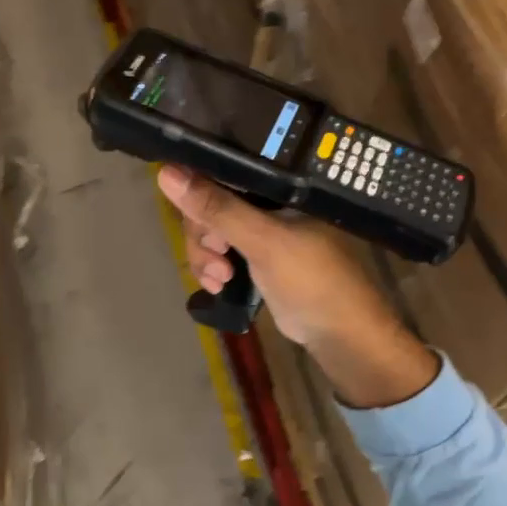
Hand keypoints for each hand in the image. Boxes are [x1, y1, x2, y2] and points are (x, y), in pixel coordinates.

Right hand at [157, 165, 440, 407]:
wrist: (340, 333)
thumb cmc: (311, 279)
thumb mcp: (262, 240)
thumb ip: (217, 208)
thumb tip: (166, 173)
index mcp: (279, 185)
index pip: (226, 172)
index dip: (201, 193)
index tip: (197, 222)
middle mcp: (270, 202)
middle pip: (213, 205)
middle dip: (204, 237)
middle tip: (216, 261)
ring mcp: (263, 231)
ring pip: (213, 233)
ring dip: (205, 258)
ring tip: (218, 281)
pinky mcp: (258, 257)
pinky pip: (223, 253)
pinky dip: (214, 268)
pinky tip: (218, 286)